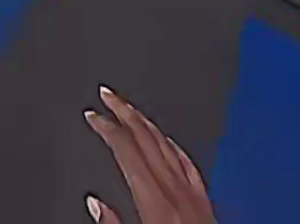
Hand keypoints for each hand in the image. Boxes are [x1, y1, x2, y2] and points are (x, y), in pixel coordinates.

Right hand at [83, 86, 215, 223]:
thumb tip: (96, 203)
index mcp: (156, 202)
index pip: (126, 149)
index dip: (106, 127)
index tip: (92, 114)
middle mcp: (177, 192)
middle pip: (146, 138)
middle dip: (124, 111)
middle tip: (107, 93)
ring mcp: (195, 196)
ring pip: (166, 144)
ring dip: (145, 121)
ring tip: (130, 107)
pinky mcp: (207, 206)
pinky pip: (188, 164)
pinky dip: (172, 145)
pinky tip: (167, 139)